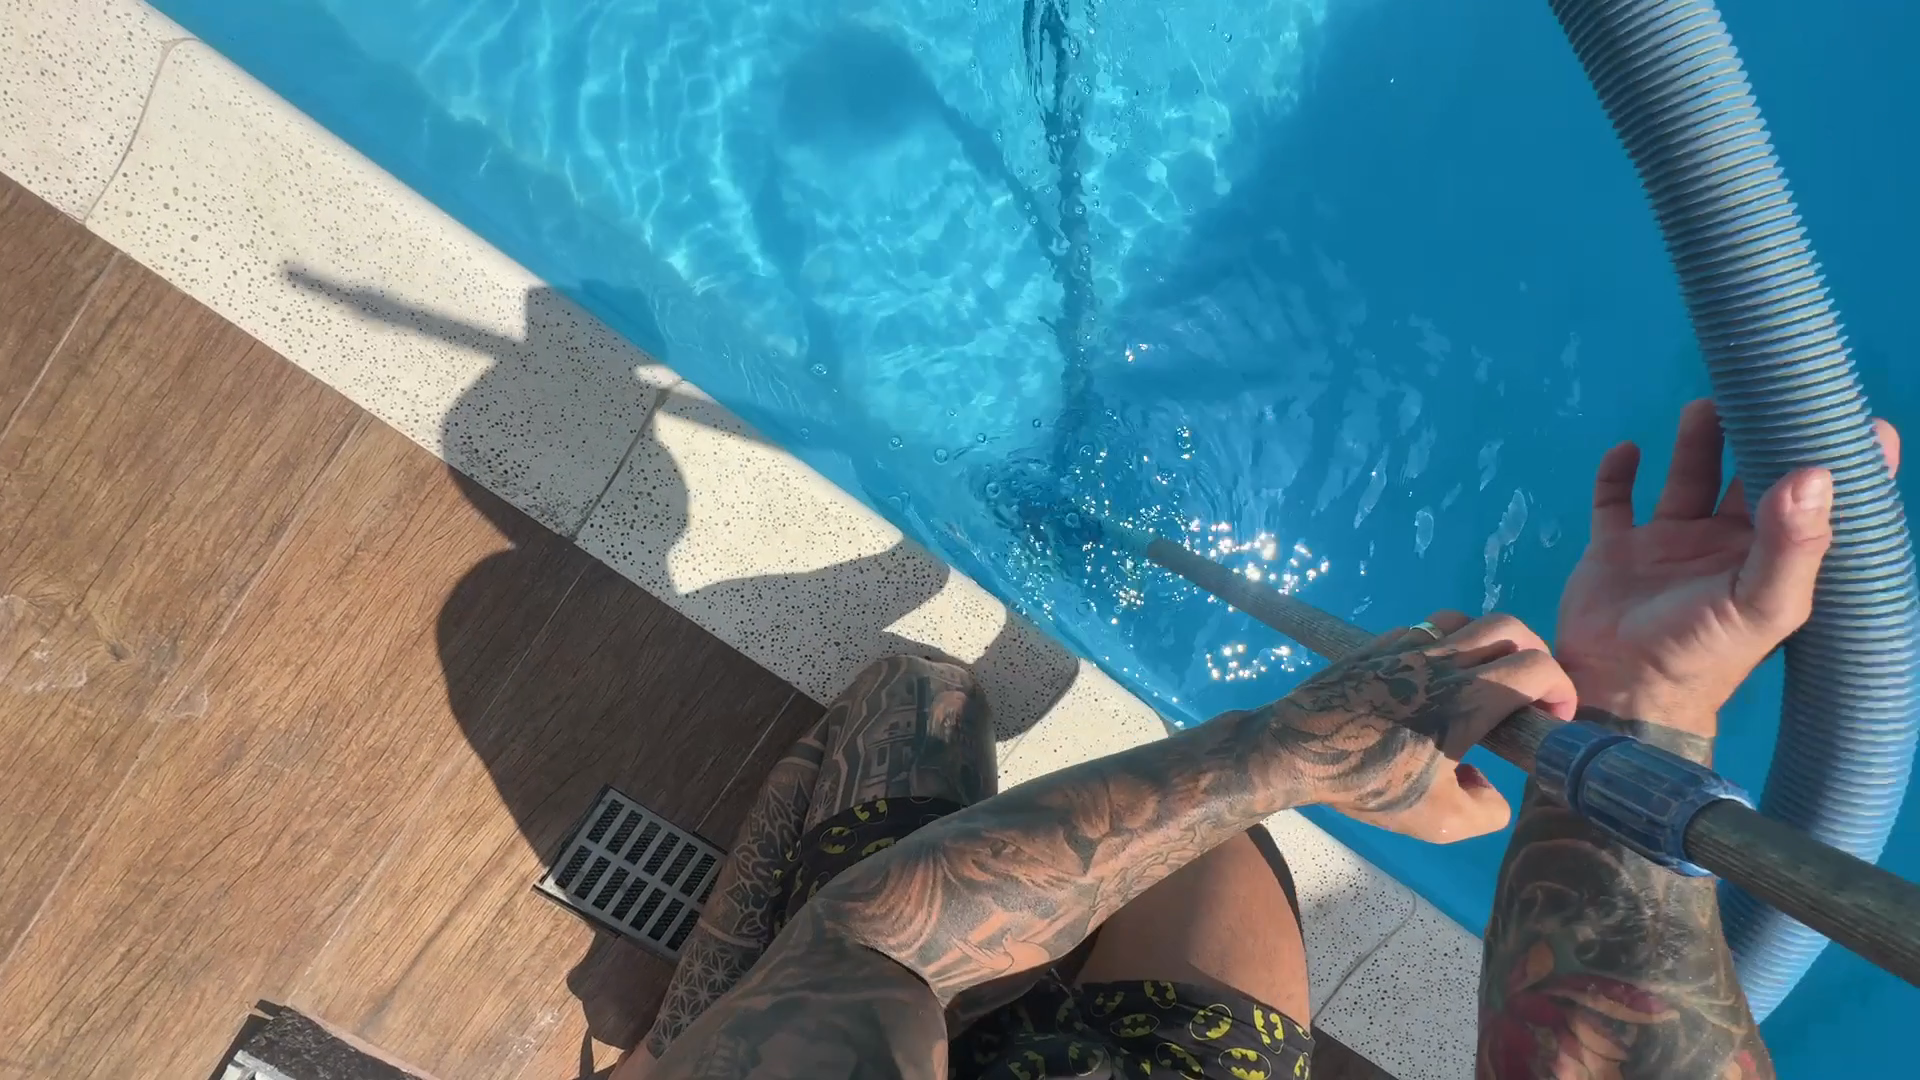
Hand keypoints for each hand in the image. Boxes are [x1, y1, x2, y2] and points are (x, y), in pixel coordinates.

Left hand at [1273, 611, 1576, 842]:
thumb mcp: (1442, 820)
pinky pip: (1419, 627)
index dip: (1562, 688)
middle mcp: (1437, 662)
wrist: (1293, 749)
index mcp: (1465, 699)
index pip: (1537, 667)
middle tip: (1527, 689)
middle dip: (1532, 653)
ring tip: (1480, 676)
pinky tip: (1429, 676)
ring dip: (1484, 640)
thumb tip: (1486, 787)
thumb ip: (1488, 810)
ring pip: (1460, 619)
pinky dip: (1441, 641)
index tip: (1551, 717)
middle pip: (1507, 626)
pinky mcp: (1369, 646)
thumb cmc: (1366, 783)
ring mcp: (1399, 647)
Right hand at [1554, 400, 1900, 737]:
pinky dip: (1618, 474)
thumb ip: (1791, 544)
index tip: (1848, 413)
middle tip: (1765, 389)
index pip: (1818, 499)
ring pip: (1685, 479)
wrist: (1618, 684)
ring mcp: (1665, 543)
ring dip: (1696, 443)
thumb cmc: (1701, 654)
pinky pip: (1615, 501)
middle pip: (1749, 476)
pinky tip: (1626, 451)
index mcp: (1771, 556)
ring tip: (1704, 405)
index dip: (1839, 459)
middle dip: (1759, 434)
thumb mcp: (1760, 605)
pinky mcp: (1614, 547)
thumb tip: (1812, 472)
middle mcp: (1724, 543)